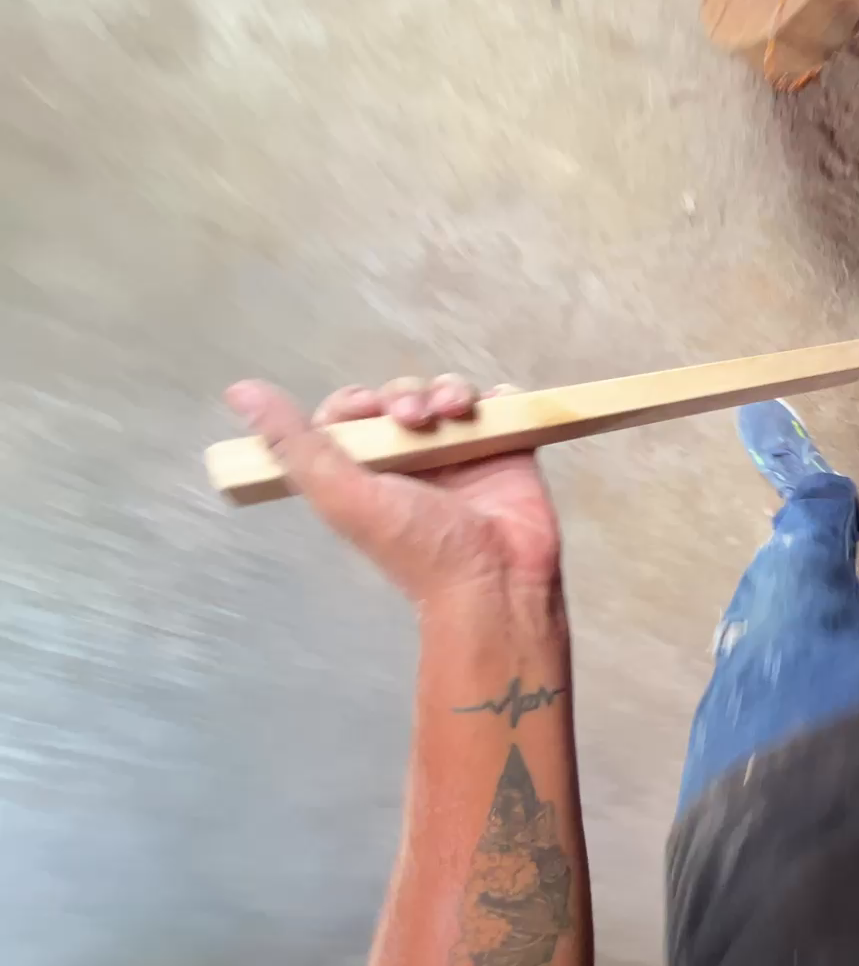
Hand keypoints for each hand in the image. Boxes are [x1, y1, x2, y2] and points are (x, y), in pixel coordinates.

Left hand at [224, 376, 560, 606]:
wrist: (496, 574)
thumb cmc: (418, 546)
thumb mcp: (345, 498)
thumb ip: (296, 446)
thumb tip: (241, 390)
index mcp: (369, 470)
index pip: (355, 414)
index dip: (361, 402)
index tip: (372, 412)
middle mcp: (416, 456)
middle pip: (406, 396)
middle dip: (409, 395)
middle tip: (417, 418)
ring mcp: (465, 452)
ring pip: (453, 394)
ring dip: (452, 390)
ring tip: (457, 411)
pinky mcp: (510, 449)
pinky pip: (504, 406)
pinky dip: (500, 396)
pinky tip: (495, 407)